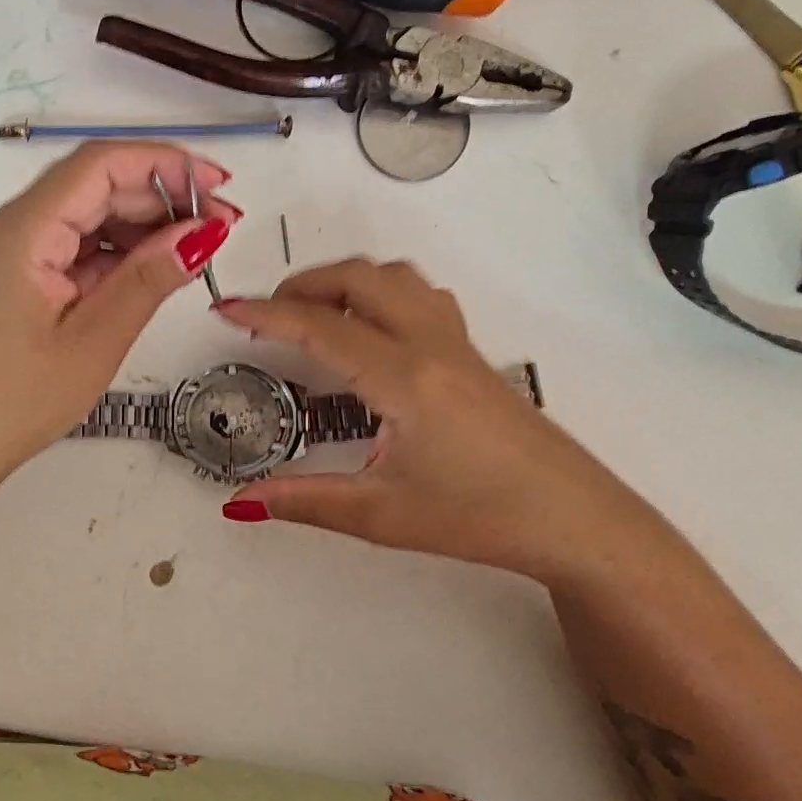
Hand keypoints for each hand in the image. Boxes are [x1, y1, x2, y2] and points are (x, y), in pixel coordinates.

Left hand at [0, 142, 237, 511]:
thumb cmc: (19, 401)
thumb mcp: (95, 340)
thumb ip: (149, 278)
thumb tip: (204, 232)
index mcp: (20, 233)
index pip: (97, 165)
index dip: (164, 163)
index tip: (219, 186)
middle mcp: (7, 228)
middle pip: (90, 186)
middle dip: (158, 197)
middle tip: (220, 226)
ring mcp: (5, 252)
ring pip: (82, 215)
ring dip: (138, 225)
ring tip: (193, 251)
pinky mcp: (10, 276)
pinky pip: (67, 246)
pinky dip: (110, 252)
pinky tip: (150, 269)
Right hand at [214, 258, 662, 580]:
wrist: (577, 522)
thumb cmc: (481, 517)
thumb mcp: (379, 514)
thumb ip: (302, 500)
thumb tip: (238, 502)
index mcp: (403, 380)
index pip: (320, 328)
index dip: (264, 314)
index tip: (224, 308)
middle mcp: (431, 348)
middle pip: (360, 278)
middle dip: (303, 283)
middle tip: (266, 314)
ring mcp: (457, 347)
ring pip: (396, 279)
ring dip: (345, 281)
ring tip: (310, 313)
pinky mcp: (473, 358)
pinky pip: (420, 297)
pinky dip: (379, 293)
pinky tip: (367, 331)